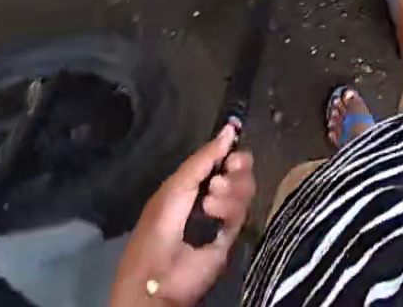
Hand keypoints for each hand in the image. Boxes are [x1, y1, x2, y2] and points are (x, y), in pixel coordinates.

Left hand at [110, 123, 256, 306]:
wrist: (157, 273)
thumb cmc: (160, 223)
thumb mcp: (178, 183)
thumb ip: (206, 157)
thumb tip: (230, 129)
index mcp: (197, 180)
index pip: (226, 158)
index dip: (233, 151)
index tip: (234, 146)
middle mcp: (213, 195)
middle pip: (242, 171)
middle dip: (238, 167)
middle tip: (229, 168)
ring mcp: (223, 217)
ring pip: (245, 189)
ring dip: (231, 188)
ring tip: (210, 196)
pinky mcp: (231, 237)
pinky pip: (242, 212)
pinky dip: (229, 207)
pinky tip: (212, 211)